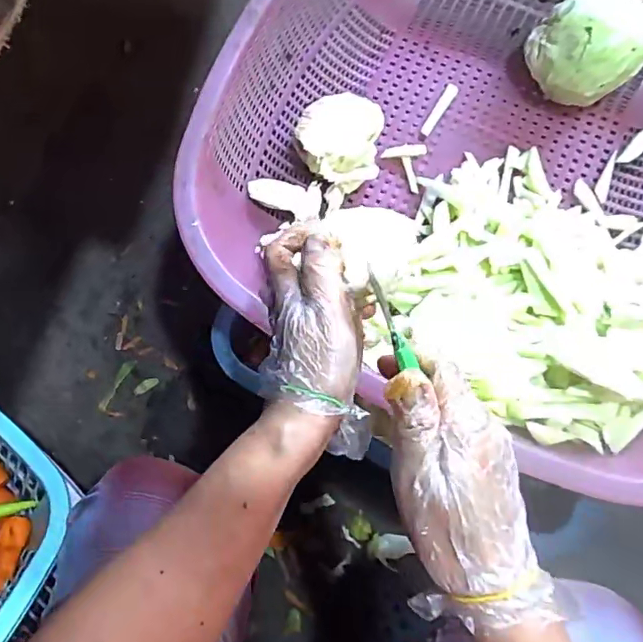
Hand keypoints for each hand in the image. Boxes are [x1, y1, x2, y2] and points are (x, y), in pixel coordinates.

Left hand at [259, 225, 367, 455]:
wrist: (310, 410)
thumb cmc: (322, 359)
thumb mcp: (327, 308)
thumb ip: (321, 269)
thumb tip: (319, 235)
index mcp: (286, 292)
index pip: (277, 249)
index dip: (297, 233)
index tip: (326, 231)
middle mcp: (285, 304)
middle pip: (295, 267)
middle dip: (321, 254)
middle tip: (349, 253)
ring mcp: (297, 324)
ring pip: (313, 289)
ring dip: (337, 280)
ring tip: (363, 281)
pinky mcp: (309, 341)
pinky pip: (325, 312)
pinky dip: (343, 305)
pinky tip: (365, 313)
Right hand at [382, 357, 556, 632]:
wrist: (491, 580)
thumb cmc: (445, 524)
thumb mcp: (418, 468)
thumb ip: (415, 417)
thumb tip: (408, 371)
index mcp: (468, 422)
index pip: (445, 367)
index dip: (413, 357)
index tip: (382, 362)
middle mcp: (486, 426)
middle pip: (449, 386)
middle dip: (414, 378)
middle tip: (378, 386)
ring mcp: (492, 446)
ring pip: (452, 408)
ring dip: (422, 402)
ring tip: (388, 412)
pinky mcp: (491, 465)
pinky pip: (459, 429)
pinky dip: (434, 423)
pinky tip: (415, 440)